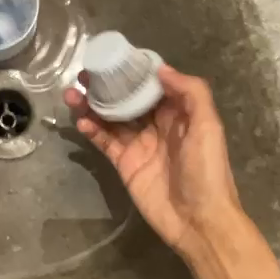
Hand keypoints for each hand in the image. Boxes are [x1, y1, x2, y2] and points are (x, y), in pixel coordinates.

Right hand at [65, 66, 245, 266]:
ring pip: (111, 118)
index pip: (152, 84)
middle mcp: (157, 124)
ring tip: (71, 95)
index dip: (132, 70)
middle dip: (106, 86)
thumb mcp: (208, 127)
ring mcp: (139, 144)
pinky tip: (80, 122)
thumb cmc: (208, 171)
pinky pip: (105, 142)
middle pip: (127, 99)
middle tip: (83, 75)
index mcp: (179, 112)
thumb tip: (160, 69)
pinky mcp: (125, 164)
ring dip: (91, 106)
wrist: (200, 221)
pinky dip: (92, 130)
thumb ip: (190, 93)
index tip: (112, 57)